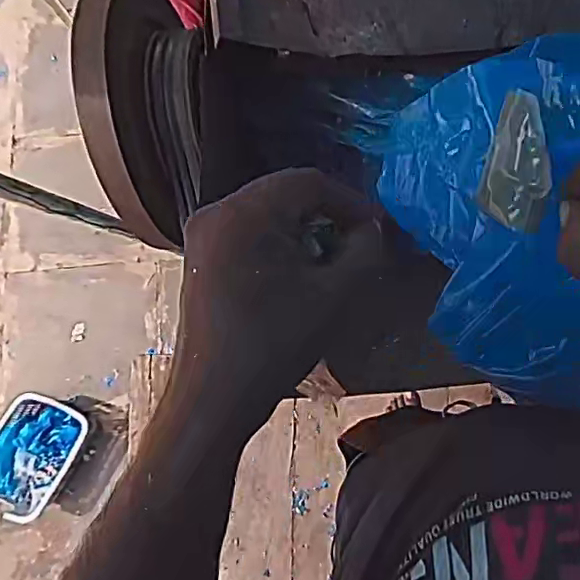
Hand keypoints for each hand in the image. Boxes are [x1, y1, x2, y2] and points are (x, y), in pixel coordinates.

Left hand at [171, 169, 385, 434]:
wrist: (216, 397)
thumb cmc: (276, 343)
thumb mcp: (337, 294)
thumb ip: (365, 250)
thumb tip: (371, 229)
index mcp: (244, 213)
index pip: (309, 181)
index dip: (351, 201)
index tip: (378, 228)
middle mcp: (217, 212)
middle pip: (287, 191)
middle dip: (329, 213)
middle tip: (360, 242)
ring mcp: (204, 233)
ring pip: (270, 210)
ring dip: (308, 227)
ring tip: (334, 259)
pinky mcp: (202, 255)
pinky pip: (251, 230)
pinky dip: (282, 240)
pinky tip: (300, 271)